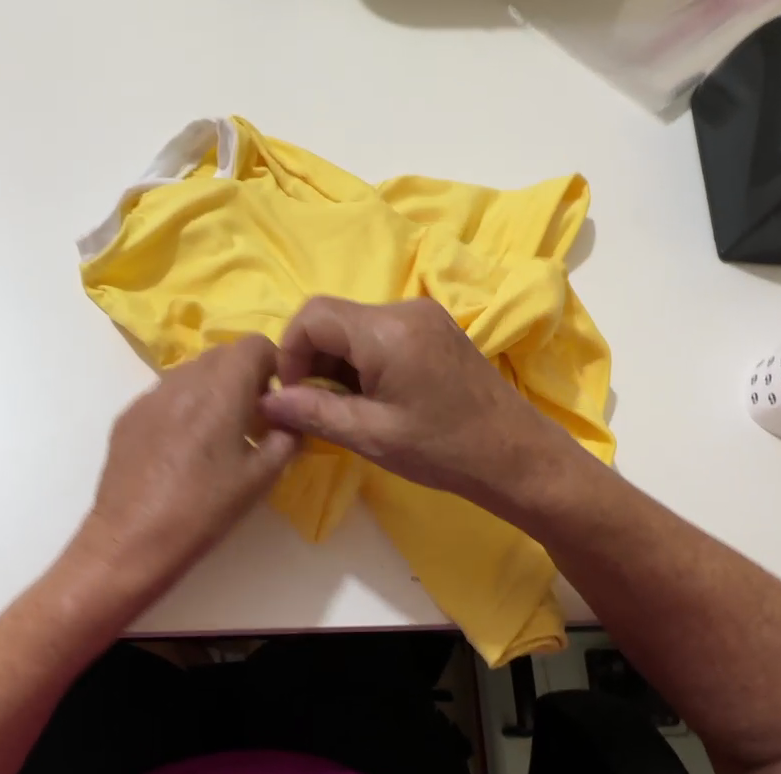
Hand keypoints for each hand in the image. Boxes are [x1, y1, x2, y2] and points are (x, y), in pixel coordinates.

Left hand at [72, 336, 298, 589]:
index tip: (275, 402)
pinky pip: (163, 397)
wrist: (132, 539)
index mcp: (222, 388)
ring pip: (189, 374)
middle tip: (249, 421)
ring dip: (210, 392)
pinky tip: (179, 452)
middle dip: (242, 378)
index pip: (256, 344)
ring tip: (213, 438)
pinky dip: (181, 409)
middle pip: (221, 355)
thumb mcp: (260, 478)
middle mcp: (183, 380)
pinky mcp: (127, 417)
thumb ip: (286, 438)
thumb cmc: (204, 510)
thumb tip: (290, 421)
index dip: (272, 367)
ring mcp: (149, 396)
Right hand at [258, 297, 587, 520]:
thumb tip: (265, 401)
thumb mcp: (369, 435)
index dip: (289, 354)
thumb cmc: (441, 450)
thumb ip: (312, 412)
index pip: (311, 316)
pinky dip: (359, 362)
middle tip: (314, 408)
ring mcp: (422, 317)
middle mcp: (404, 309)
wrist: (515, 457)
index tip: (294, 397)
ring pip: (352, 327)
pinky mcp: (433, 331)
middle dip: (310, 360)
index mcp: (387, 331)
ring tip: (343, 409)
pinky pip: (377, 335)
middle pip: (330, 318)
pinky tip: (369, 399)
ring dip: (334, 364)